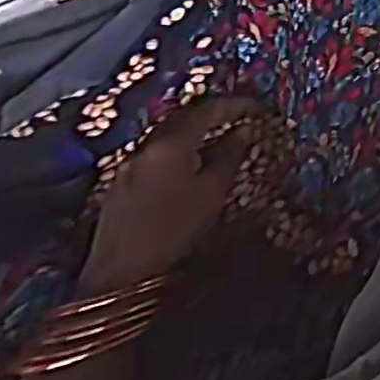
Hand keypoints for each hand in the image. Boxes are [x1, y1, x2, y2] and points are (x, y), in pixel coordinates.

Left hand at [78, 97, 261, 292]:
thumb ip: (229, 156)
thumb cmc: (176, 229)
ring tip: (220, 137)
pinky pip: (157, 151)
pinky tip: (192, 161)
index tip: (257, 108)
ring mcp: (131, 163)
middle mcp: (147, 146)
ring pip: (168, 133)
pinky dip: (180, 147)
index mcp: (171, 144)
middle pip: (183, 117)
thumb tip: (243, 131)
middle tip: (240, 117)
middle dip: (213, 113)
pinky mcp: (123, 181)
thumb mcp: (213, 191)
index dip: (235, 105)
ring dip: (195, 130)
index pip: (207, 110)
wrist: (122, 274)